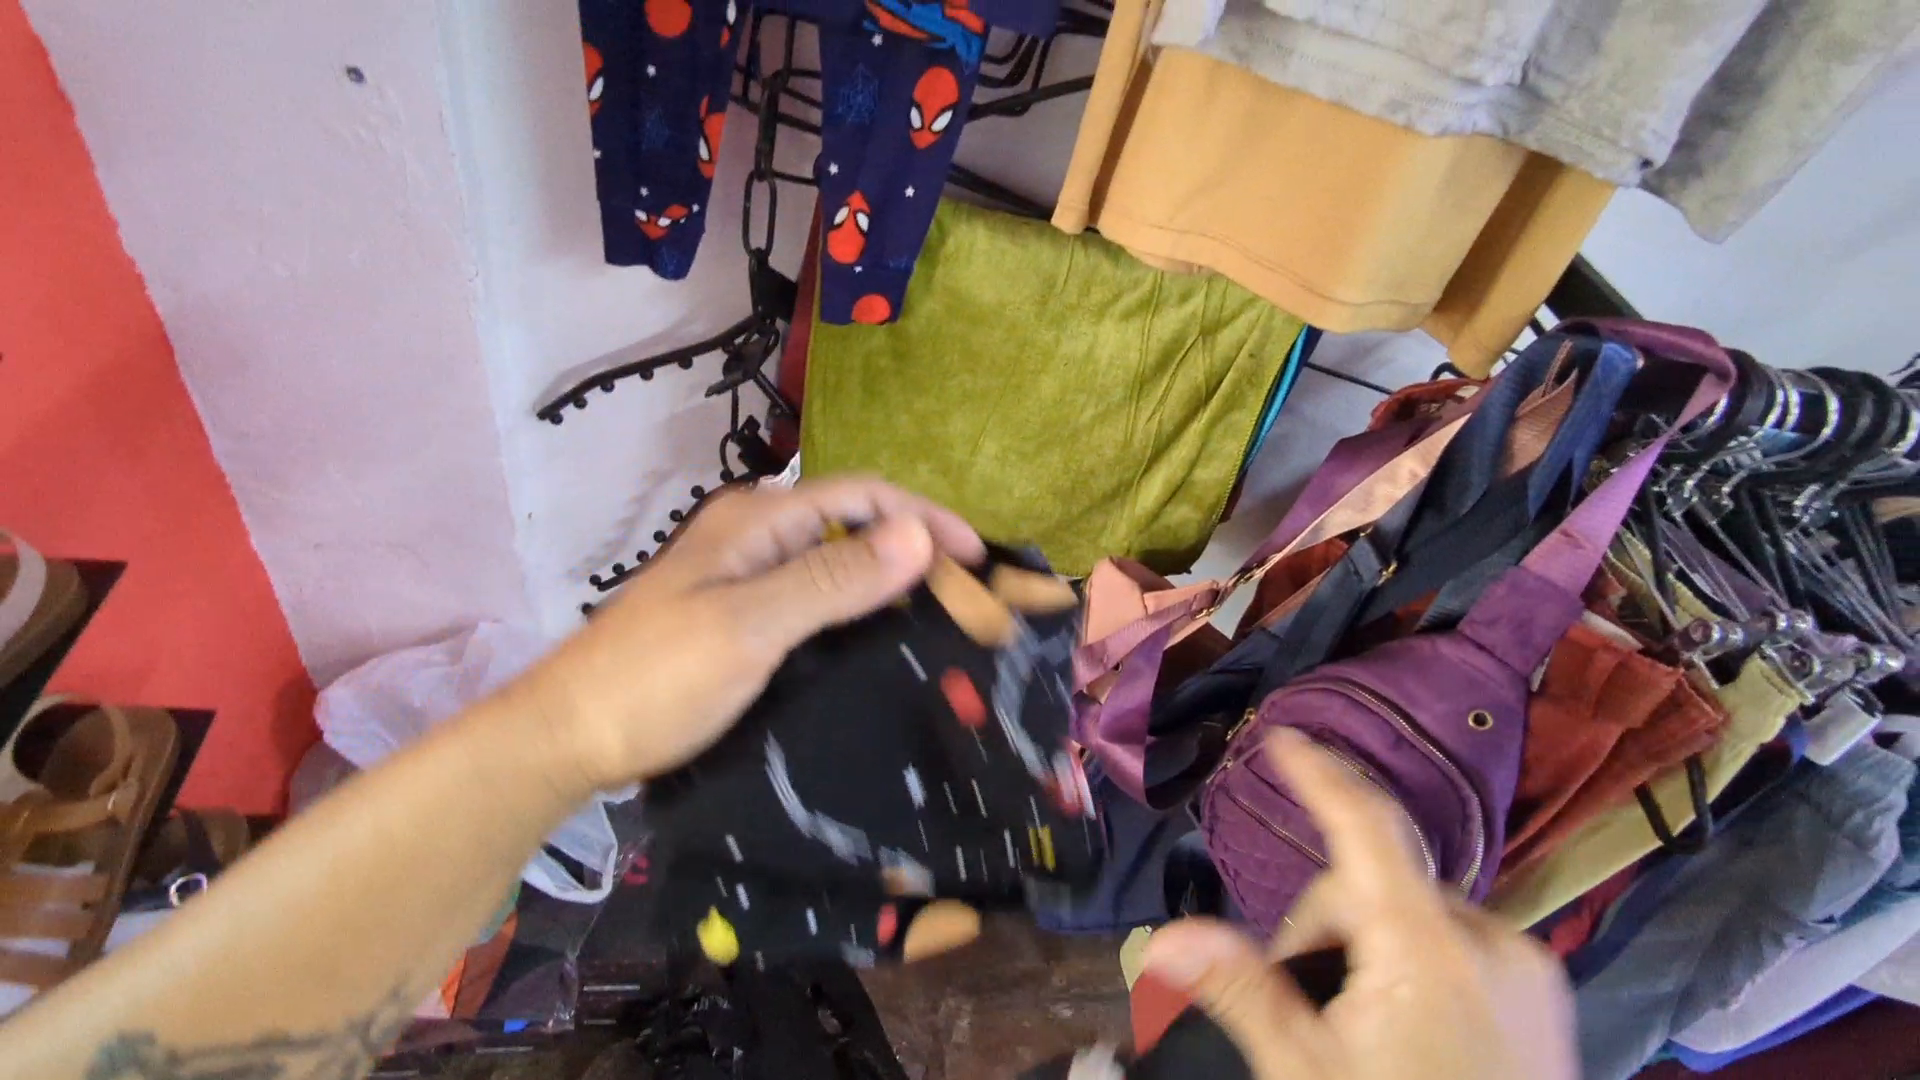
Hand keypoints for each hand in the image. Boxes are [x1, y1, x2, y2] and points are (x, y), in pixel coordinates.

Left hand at [518, 476, 984, 795]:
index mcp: (757, 521)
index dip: (924, 518)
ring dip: (887, 579)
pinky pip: (815, 596)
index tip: (976, 561)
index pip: (862, 496)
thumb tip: (919, 536)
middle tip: (965, 593)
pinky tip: (878, 638)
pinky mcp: (741, 615)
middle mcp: (755, 536)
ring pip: (834, 561)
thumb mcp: (750, 626)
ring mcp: (745, 576)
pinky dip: (856, 608)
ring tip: (937, 615)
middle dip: (912, 546)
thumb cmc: (655, 679)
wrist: (567, 739)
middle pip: (851, 522)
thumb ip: (833, 579)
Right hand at [1142, 730, 1577, 1079]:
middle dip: (1324, 931)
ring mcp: (1527, 970)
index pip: (1365, 829)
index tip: (1282, 737)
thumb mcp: (1309, 1070)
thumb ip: (1240, 990)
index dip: (1319, 777)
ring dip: (1365, 948)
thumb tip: (1163, 938)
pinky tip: (1404, 1026)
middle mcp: (1489, 939)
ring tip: (1354, 1028)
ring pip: (1409, 916)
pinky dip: (1410, 962)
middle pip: (1373, 888)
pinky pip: (1452, 944)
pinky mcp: (1545, 1000)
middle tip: (1304, 1009)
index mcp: (1430, 947)